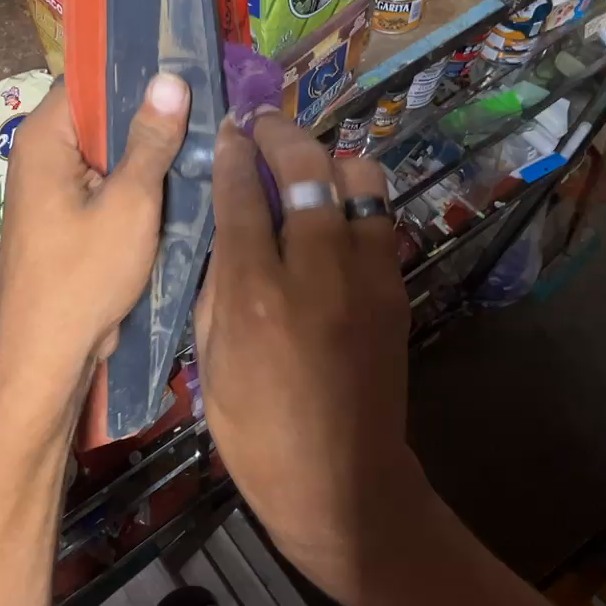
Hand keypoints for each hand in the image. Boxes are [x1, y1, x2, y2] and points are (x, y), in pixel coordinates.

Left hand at [0, 74, 191, 387]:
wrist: (49, 355)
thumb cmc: (84, 275)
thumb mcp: (129, 203)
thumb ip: (150, 141)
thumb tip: (169, 78)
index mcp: (44, 138)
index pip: (86, 80)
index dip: (131, 68)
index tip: (181, 61)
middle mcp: (41, 155)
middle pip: (98, 115)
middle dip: (147, 110)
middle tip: (204, 98)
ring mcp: (52, 188)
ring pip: (105, 152)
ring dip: (145, 148)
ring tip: (201, 130)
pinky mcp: (66, 217)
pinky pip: (104, 182)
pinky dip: (135, 180)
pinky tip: (178, 176)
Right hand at [194, 111, 413, 605]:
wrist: (342, 482)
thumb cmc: (254, 427)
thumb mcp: (209, 354)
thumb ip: (218, 279)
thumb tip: (227, 224)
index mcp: (255, 293)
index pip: (242, 194)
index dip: (231, 153)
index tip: (227, 129)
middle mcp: (316, 270)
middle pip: (306, 168)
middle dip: (279, 133)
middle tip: (262, 123)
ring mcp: (367, 276)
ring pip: (360, 179)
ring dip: (327, 160)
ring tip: (305, 167)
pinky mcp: (396, 289)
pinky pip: (379, 218)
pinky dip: (354, 201)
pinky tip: (333, 214)